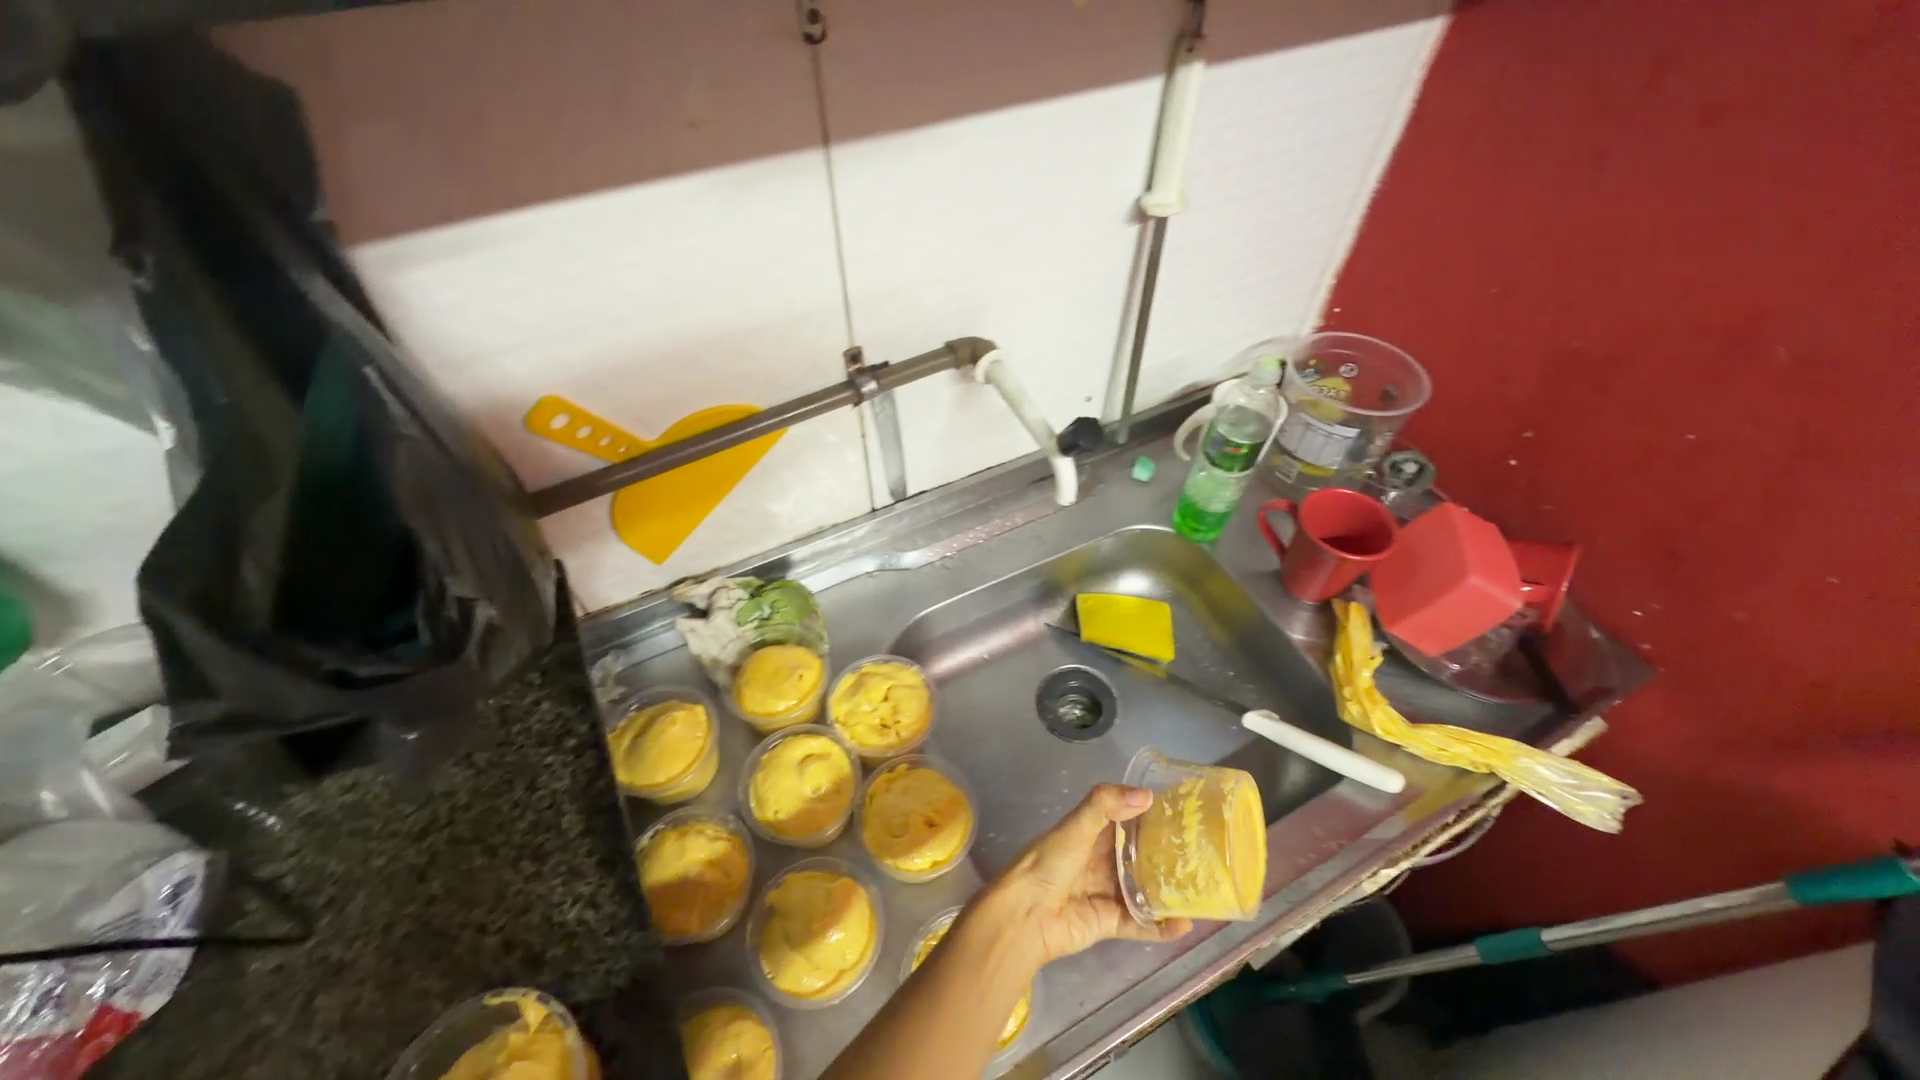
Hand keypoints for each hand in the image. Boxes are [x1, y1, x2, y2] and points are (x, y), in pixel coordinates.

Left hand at [981, 784, 1192, 964]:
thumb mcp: (1074, 827)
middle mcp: (1101, 861)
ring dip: (1169, 891)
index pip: (1127, 820)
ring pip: (1145, 890)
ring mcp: (1107, 893)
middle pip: (1140, 856)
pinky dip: (1162, 926)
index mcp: (1091, 834)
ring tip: (1203, 888)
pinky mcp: (1110, 922)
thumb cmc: (1048, 864)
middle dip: (1167, 854)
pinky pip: (1141, 924)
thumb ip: (1105, 805)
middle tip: (1205, 852)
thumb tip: (1147, 795)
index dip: (1151, 815)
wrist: (1026, 915)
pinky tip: (1187, 924)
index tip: (1185, 812)